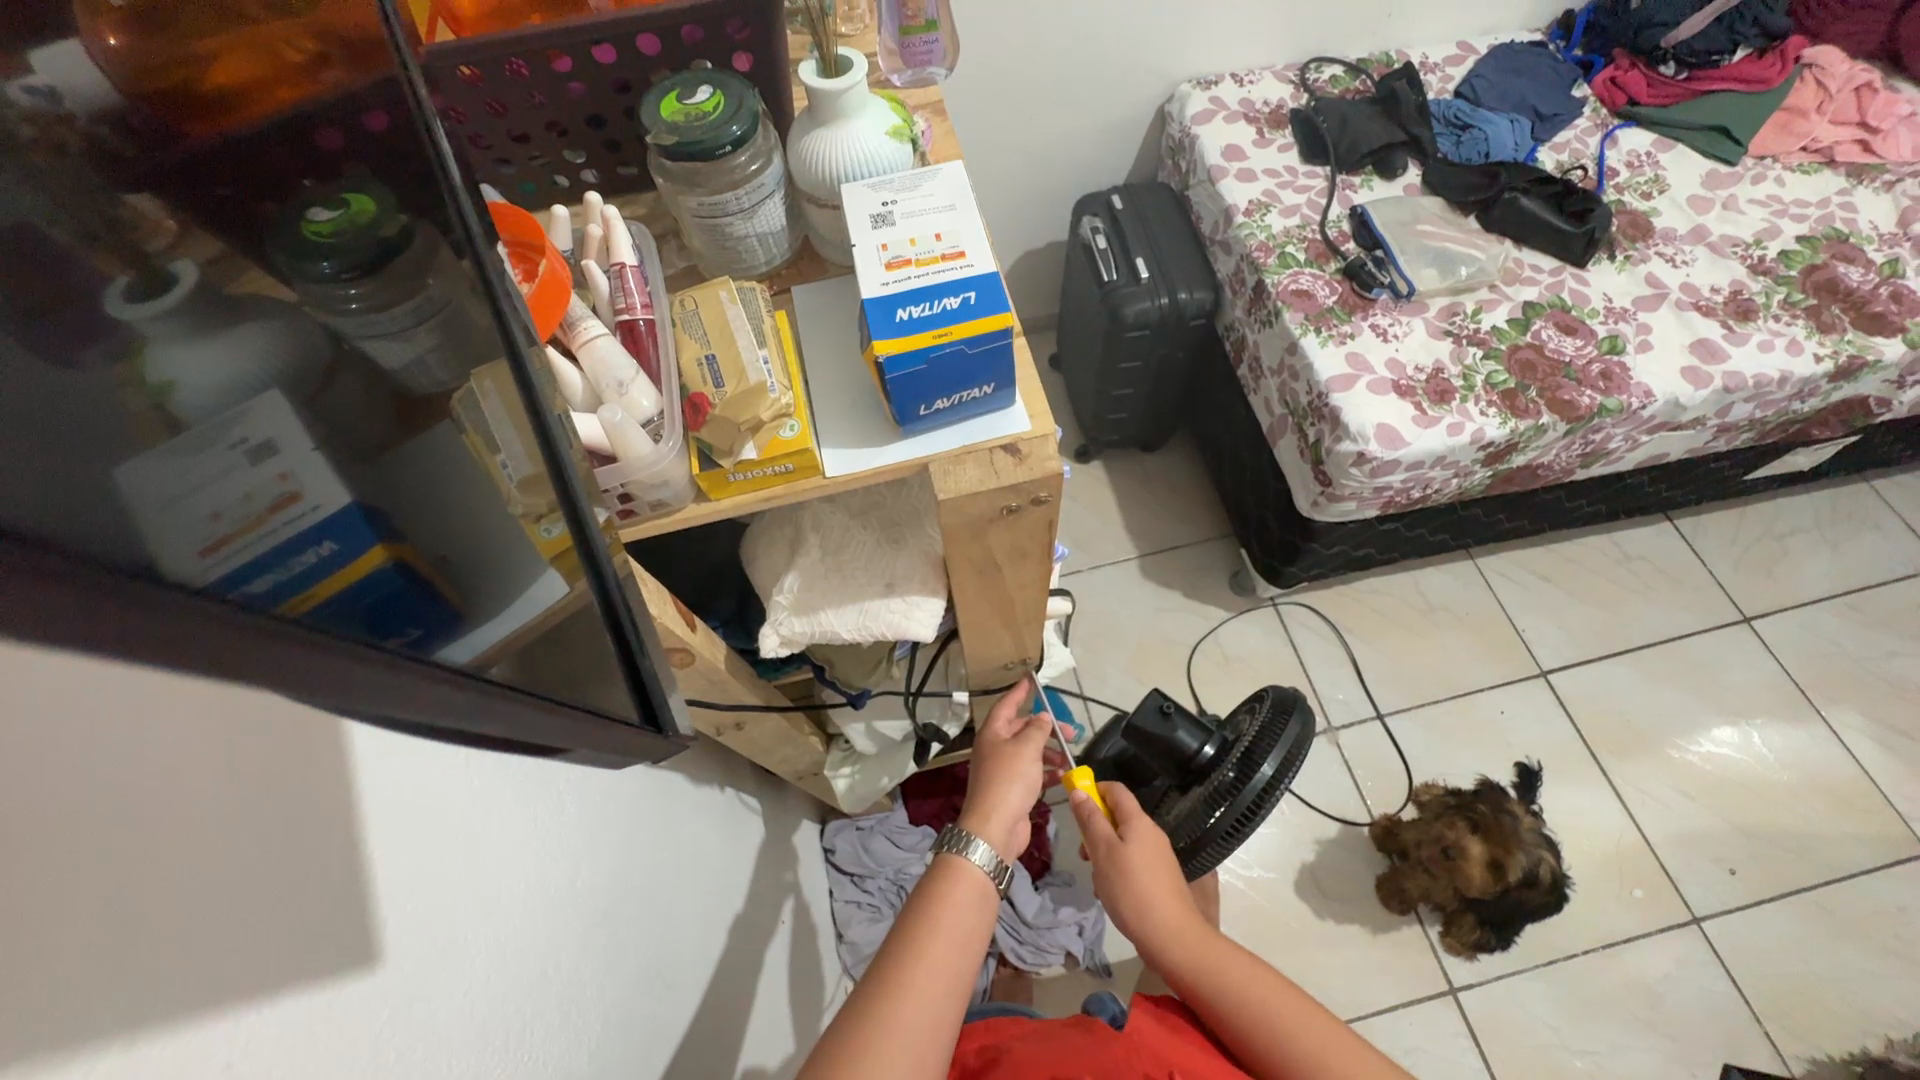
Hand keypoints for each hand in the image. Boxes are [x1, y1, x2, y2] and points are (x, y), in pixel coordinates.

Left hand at [957, 678, 1059, 861]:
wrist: (995, 828)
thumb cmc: (1009, 781)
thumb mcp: (1026, 748)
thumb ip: (1037, 729)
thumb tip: (1041, 717)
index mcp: (993, 733)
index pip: (1007, 705)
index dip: (1019, 692)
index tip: (1031, 680)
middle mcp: (995, 748)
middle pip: (1022, 730)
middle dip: (1046, 729)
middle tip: (1071, 733)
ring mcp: (1002, 771)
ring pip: (1029, 753)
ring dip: (1049, 753)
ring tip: (1068, 760)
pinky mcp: (1011, 791)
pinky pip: (1031, 774)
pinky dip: (1046, 773)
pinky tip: (1062, 777)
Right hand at [1070, 781, 1214, 966]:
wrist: (1171, 936)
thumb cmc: (1131, 889)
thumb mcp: (1103, 851)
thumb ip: (1090, 820)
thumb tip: (1079, 792)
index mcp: (1138, 821)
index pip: (1116, 790)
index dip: (1094, 790)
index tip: (1075, 806)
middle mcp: (1151, 834)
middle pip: (1118, 818)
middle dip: (1095, 829)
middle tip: (1083, 854)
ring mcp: (1158, 857)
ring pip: (1123, 843)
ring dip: (1104, 854)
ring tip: (1096, 880)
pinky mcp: (1160, 878)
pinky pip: (1132, 863)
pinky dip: (1117, 871)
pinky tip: (1111, 894)